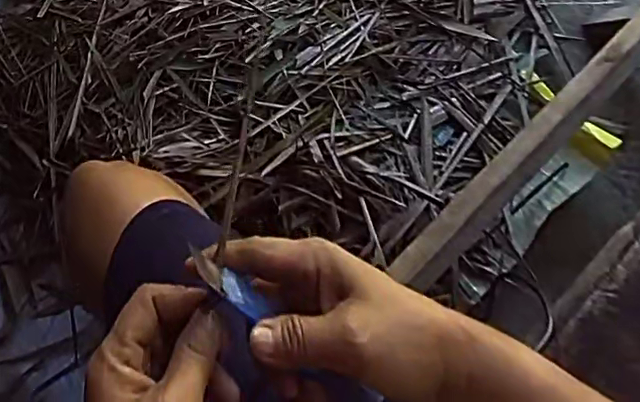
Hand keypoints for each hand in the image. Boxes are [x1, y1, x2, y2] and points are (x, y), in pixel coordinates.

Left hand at [87, 283, 230, 401]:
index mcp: (114, 355)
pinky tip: (221, 396)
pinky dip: (202, 385)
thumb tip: (214, 310)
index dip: (186, 296)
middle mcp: (121, 364)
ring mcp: (134, 389)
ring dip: (209, 366)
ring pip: (177, 355)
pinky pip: (178, 382)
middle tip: (233, 353)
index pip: (149, 298)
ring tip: (232, 390)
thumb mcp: (175, 401)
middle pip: (167, 326)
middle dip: (204, 337)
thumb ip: (195, 352)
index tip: (222, 306)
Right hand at [217, 238, 463, 401]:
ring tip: (290, 388)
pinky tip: (301, 392)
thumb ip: (299, 335)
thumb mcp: (351, 339)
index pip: (255, 252)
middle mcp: (310, 281)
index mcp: (314, 261)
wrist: (451, 370)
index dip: (221, 261)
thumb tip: (251, 335)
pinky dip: (289, 372)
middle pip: (257, 298)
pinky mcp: (325, 340)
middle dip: (248, 332)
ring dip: (272, 361)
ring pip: (272, 331)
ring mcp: (317, 311)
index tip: (188, 275)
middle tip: (243, 366)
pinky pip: (291, 352)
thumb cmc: (406, 338)